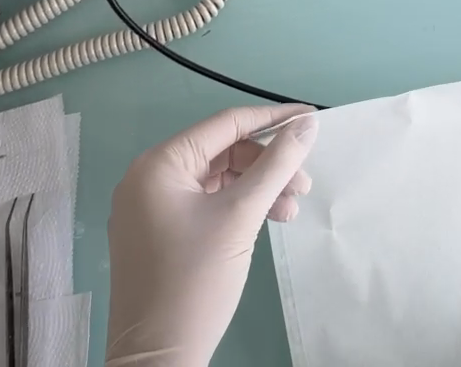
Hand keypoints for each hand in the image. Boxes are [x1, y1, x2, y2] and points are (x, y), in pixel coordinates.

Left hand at [105, 104, 318, 366]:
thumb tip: (307, 122)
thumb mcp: (242, 216)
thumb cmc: (196, 281)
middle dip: (268, 166)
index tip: (311, 119)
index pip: (226, 124)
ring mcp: (152, 208)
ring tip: (290, 211)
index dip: (272, 119)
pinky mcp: (160, 234)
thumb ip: (277, 164)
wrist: (157, 365)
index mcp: (159, 164)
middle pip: (224, 153)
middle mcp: (150, 178)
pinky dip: (239, 208)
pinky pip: (207, 203)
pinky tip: (267, 221)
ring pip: (219, 179)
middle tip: (304, 186)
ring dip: (258, 189)